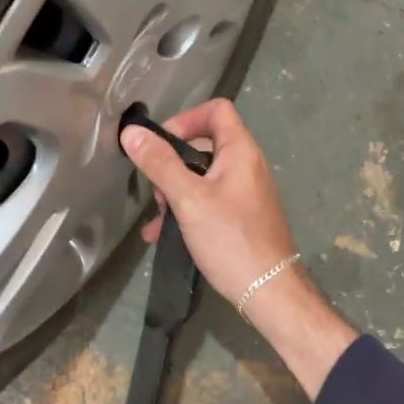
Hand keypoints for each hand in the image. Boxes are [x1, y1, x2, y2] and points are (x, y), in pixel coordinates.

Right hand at [122, 98, 297, 305]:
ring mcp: (246, 192)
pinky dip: (187, 208)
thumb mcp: (189, 199)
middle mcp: (247, 165)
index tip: (161, 143)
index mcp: (240, 151)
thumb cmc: (231, 239)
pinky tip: (162, 234)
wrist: (271, 293)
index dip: (186, 118)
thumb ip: (160, 164)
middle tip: (157, 189)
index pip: (216, 109)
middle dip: (173, 162)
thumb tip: (132, 132)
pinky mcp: (242, 216)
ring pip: (203, 175)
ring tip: (159, 216)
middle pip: (204, 143)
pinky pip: (209, 199)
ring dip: (175, 190)